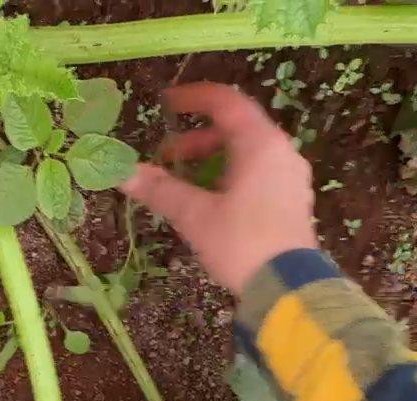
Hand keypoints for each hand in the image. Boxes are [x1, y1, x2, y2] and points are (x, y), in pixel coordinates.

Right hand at [119, 83, 320, 293]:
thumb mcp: (195, 216)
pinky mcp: (292, 201)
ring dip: (213, 162)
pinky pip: (258, 175)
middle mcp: (281, 151)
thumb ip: (161, 191)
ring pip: (248, 155)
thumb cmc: (241, 243)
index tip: (166, 104)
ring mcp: (290, 177)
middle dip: (197, 140)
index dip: (193, 99)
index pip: (225, 102)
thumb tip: (124, 174)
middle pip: (236, 130)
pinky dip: (232, 178)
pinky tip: (214, 203)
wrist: (286, 286)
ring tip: (186, 184)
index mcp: (260, 143)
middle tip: (167, 158)